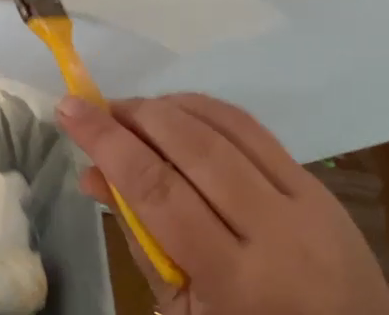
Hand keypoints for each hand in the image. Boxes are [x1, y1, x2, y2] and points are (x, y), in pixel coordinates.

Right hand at [56, 94, 388, 314]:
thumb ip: (140, 242)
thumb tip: (94, 172)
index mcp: (238, 282)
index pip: (158, 191)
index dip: (107, 142)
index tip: (68, 109)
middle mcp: (277, 233)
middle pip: (192, 147)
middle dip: (135, 115)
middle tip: (97, 109)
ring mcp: (306, 204)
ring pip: (225, 125)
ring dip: (168, 106)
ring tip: (134, 113)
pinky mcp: (320, 186)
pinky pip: (253, 129)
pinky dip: (206, 111)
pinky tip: (179, 115)